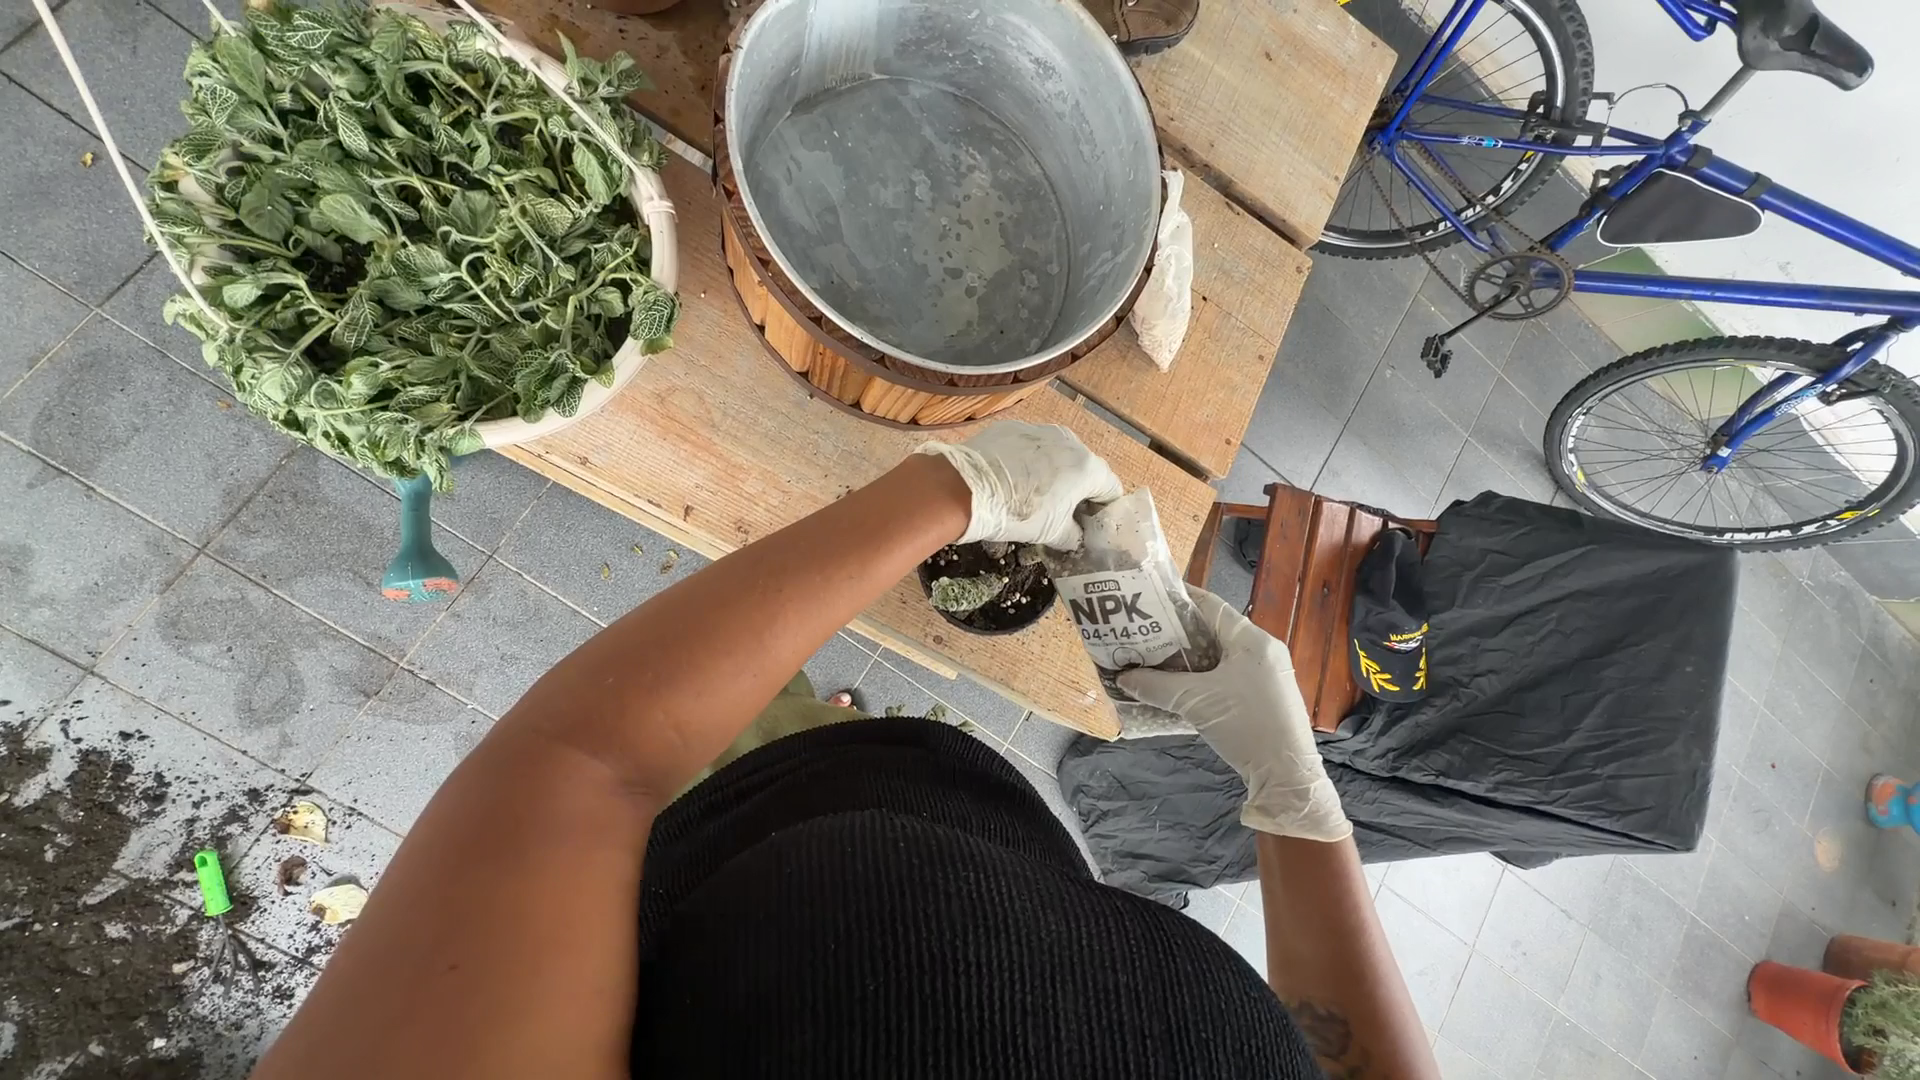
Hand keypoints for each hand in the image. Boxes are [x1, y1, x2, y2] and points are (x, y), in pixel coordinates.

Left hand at [914, 421, 1123, 548]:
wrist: (964, 488)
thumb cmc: (1016, 513)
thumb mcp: (1051, 533)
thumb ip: (1073, 536)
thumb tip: (1076, 537)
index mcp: (1087, 467)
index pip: (1110, 488)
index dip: (1102, 509)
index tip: (1090, 523)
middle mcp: (1069, 441)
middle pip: (1085, 469)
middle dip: (1077, 491)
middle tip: (1061, 514)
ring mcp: (1040, 430)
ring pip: (1057, 455)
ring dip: (1053, 475)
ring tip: (1032, 496)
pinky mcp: (1013, 428)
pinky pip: (1030, 447)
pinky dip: (1027, 462)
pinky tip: (1010, 480)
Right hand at [1116, 588, 1351, 842]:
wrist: (1287, 777)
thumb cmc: (1245, 725)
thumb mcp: (1193, 702)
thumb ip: (1155, 686)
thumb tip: (1123, 678)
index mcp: (1251, 640)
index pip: (1210, 605)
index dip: (1179, 599)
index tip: (1149, 598)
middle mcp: (1262, 650)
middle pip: (1213, 630)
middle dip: (1177, 632)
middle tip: (1144, 632)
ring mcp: (1266, 675)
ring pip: (1219, 655)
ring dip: (1188, 658)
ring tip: (1154, 659)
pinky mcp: (1265, 698)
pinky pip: (1227, 676)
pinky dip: (1202, 677)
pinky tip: (1178, 687)